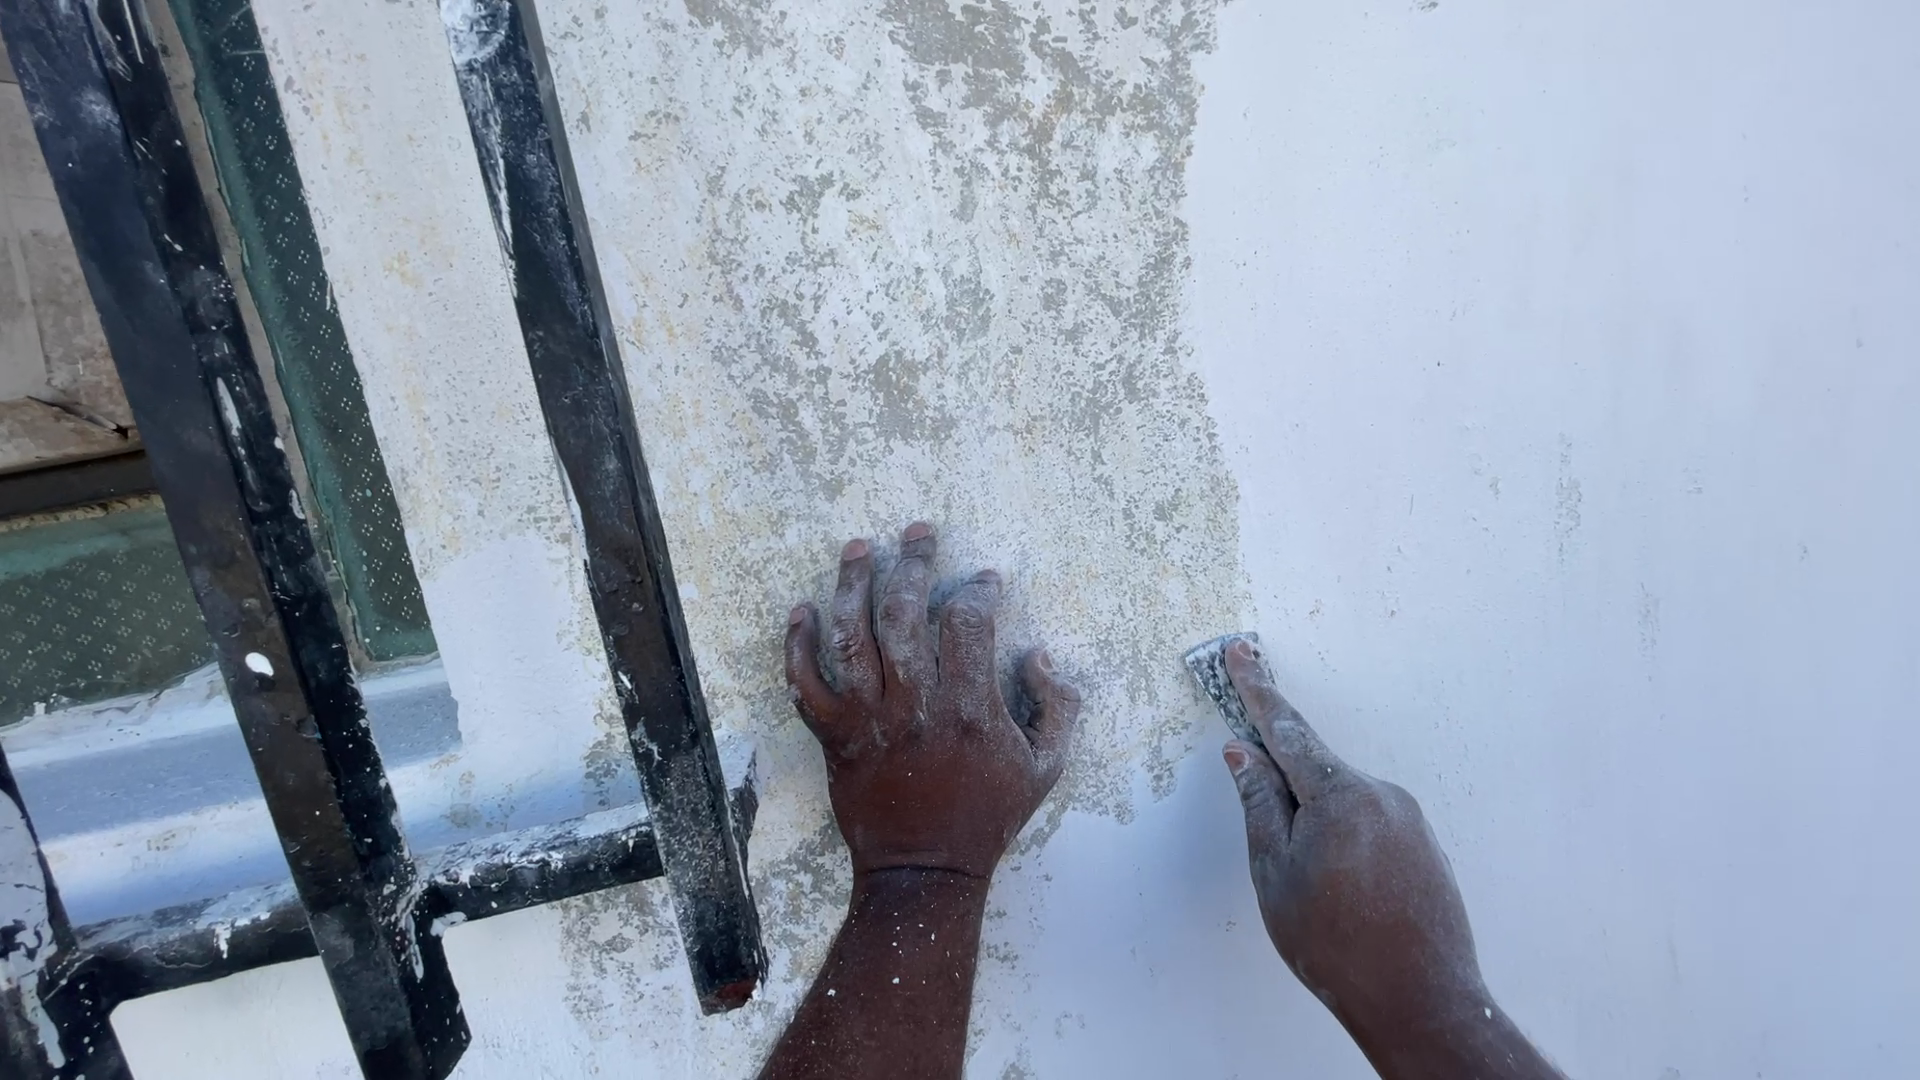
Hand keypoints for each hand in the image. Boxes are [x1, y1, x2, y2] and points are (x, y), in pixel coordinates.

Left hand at [784, 523, 1080, 881]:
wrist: (924, 872)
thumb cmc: (987, 816)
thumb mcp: (1046, 768)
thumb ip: (1057, 707)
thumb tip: (1037, 654)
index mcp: (970, 709)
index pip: (969, 623)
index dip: (978, 590)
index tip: (984, 580)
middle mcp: (916, 706)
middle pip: (907, 615)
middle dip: (914, 564)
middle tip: (918, 532)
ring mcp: (869, 720)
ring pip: (853, 637)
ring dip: (853, 586)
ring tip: (858, 548)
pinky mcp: (835, 737)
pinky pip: (804, 684)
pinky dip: (797, 645)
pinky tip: (802, 610)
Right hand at [1220, 640, 1495, 1060]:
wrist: (1424, 1006)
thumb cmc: (1334, 942)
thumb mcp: (1275, 869)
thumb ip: (1259, 802)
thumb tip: (1244, 753)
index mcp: (1340, 794)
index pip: (1286, 729)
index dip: (1257, 689)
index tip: (1241, 652)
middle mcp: (1381, 794)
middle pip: (1313, 768)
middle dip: (1283, 784)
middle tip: (1272, 836)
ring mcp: (1409, 819)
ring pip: (1340, 798)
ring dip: (1313, 819)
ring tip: (1311, 886)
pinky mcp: (1424, 844)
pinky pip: (1367, 819)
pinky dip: (1342, 836)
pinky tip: (1342, 887)